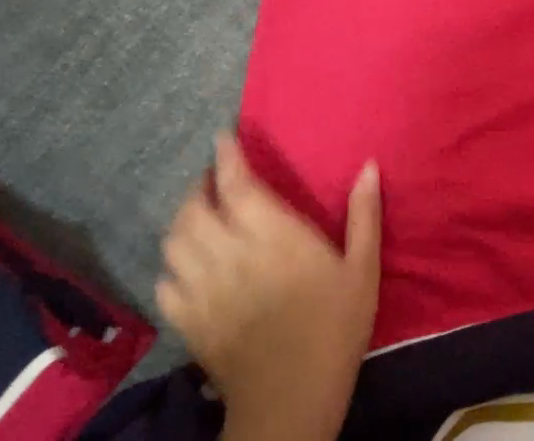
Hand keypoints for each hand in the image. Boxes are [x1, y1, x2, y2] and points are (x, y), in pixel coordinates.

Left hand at [156, 134, 381, 440]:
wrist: (293, 397)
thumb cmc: (337, 326)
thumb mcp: (363, 268)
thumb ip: (364, 215)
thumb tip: (369, 166)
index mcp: (273, 236)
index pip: (237, 185)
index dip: (226, 157)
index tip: (222, 137)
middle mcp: (229, 254)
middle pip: (194, 208)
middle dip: (200, 186)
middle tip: (216, 177)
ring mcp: (202, 289)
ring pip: (173, 241)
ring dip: (182, 219)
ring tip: (199, 213)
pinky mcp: (187, 320)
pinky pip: (164, 281)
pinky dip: (170, 263)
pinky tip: (186, 262)